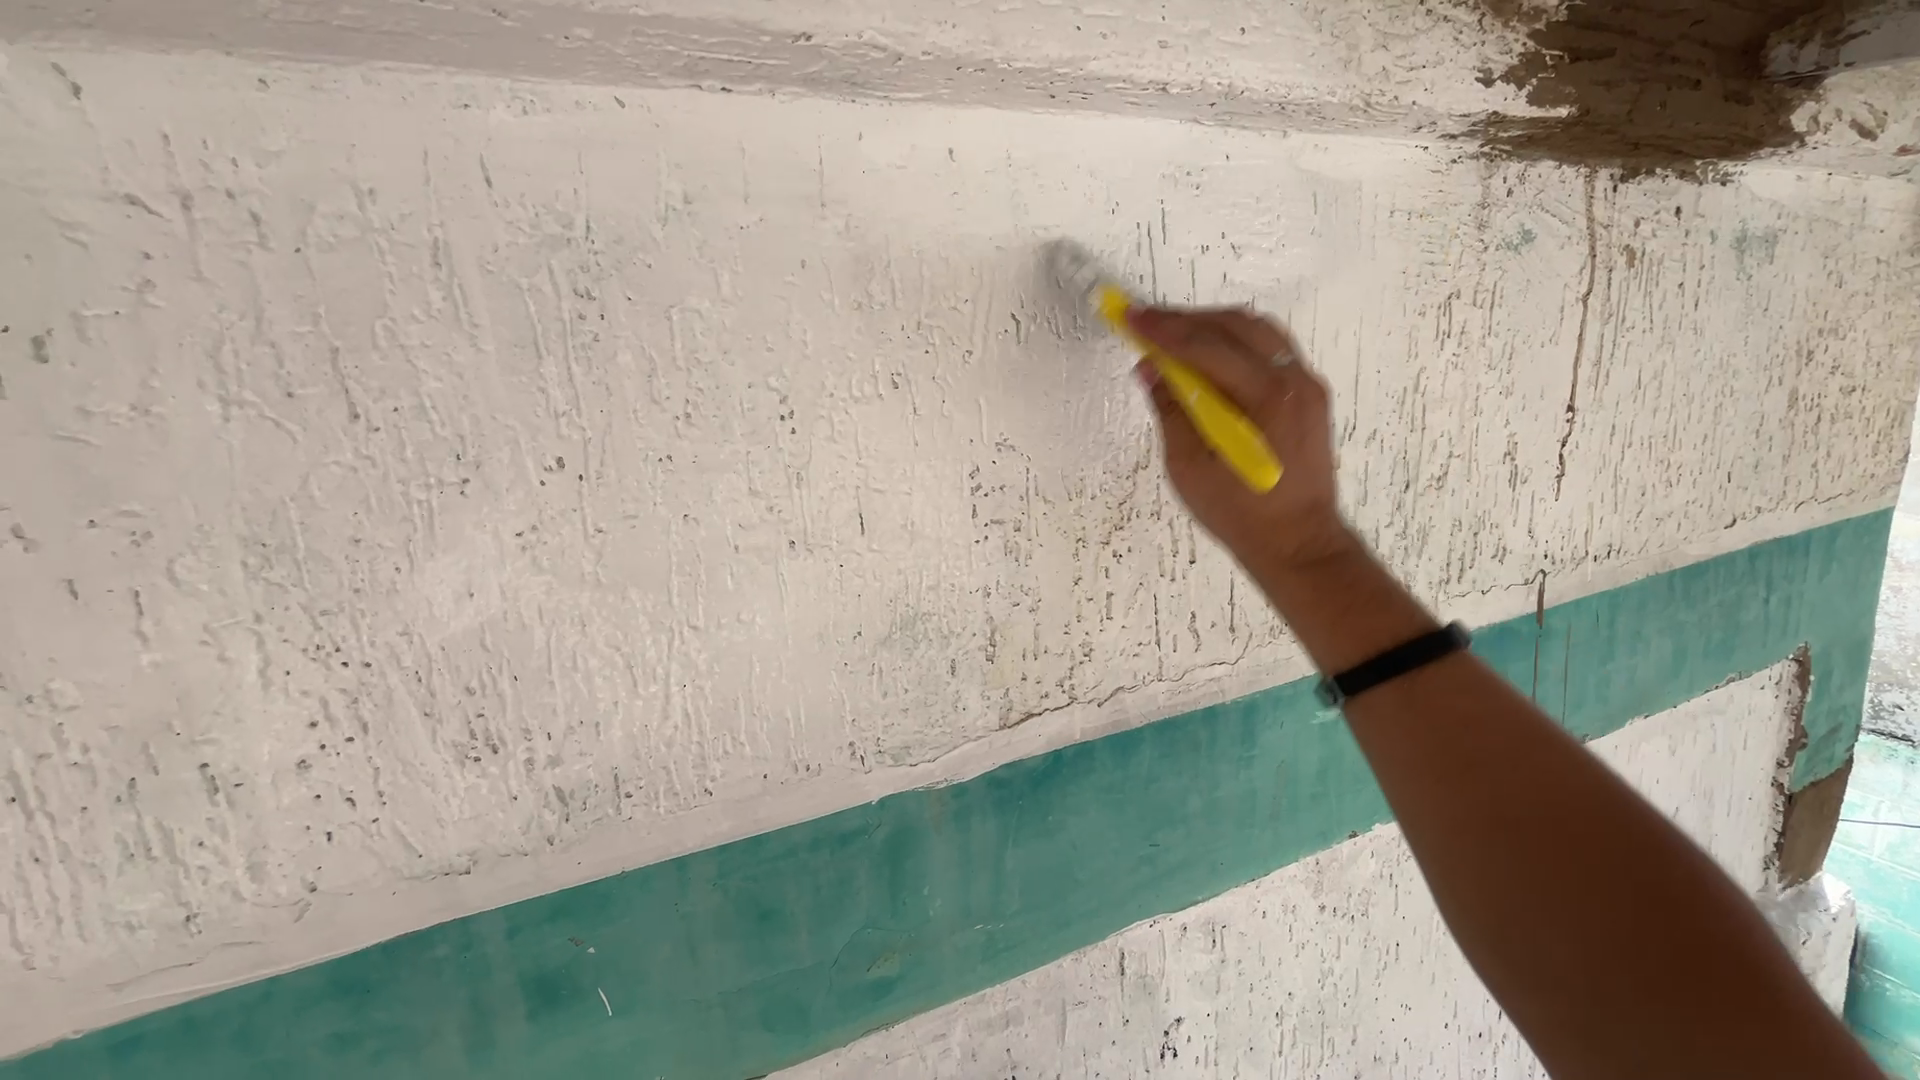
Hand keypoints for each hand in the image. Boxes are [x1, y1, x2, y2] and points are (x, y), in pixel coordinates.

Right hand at [1127, 306, 1351, 574]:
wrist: (1298, 543)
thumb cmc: (1239, 514)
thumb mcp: (1190, 467)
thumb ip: (1172, 410)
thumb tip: (1151, 368)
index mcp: (1265, 396)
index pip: (1206, 345)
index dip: (1164, 328)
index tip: (1130, 316)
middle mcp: (1293, 379)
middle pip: (1236, 325)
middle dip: (1186, 319)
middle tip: (1146, 322)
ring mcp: (1307, 385)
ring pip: (1258, 332)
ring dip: (1212, 326)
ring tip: (1174, 335)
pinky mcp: (1310, 396)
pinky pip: (1270, 351)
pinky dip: (1235, 344)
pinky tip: (1209, 359)